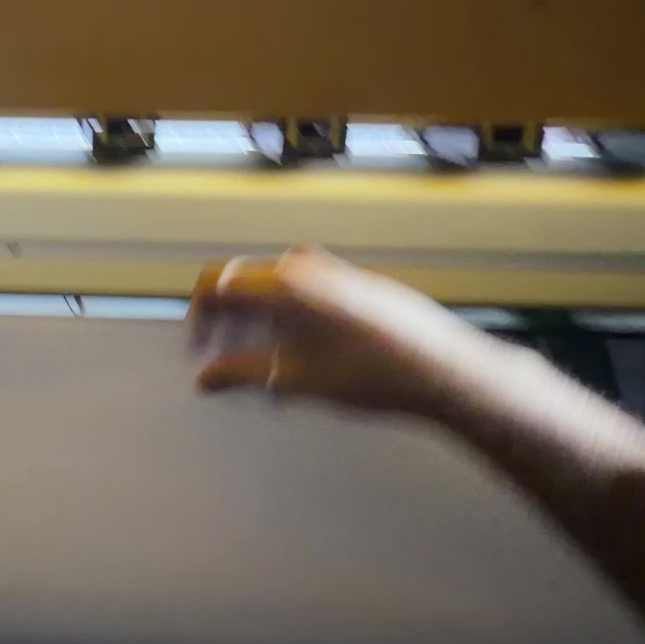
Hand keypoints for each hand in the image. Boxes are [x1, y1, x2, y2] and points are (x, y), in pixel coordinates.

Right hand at [188, 245, 526, 415]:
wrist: (447, 371)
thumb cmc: (368, 374)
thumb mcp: (296, 378)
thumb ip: (241, 372)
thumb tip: (204, 379)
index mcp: (281, 281)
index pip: (214, 282)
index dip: (197, 314)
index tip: (197, 348)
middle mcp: (302, 264)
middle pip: (242, 283)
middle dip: (227, 322)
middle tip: (225, 361)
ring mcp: (331, 269)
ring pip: (273, 288)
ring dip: (257, 322)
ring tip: (266, 366)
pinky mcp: (353, 281)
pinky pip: (302, 290)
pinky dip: (286, 318)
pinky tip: (302, 355)